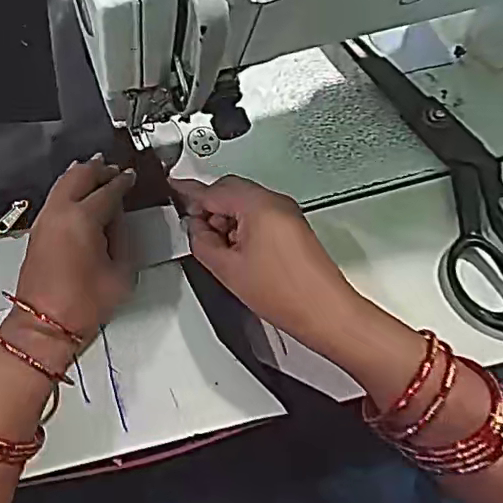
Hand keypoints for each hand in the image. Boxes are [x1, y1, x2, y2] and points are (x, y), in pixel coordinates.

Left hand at [13, 156, 135, 338]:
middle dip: (100, 169)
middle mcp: (59, 213)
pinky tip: (77, 191)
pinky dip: (68, 187)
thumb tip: (120, 220)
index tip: (130, 177)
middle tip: (115, 169)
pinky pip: (55, 196)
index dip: (123, 181)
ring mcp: (44, 219)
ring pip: (63, 182)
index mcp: (82, 218)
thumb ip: (123, 237)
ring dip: (82, 174)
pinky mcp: (37, 229)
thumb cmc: (77, 305)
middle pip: (81, 175)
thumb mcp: (121, 272)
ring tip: (97, 173)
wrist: (44, 323)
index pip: (108, 189)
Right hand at [171, 175, 363, 337]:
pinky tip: (238, 252)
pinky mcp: (293, 226)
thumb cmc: (289, 294)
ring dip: (226, 217)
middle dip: (209, 207)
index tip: (176, 189)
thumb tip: (195, 229)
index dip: (189, 192)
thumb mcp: (226, 268)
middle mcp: (276, 203)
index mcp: (258, 206)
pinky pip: (259, 213)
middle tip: (195, 227)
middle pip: (229, 190)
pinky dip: (242, 225)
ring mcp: (288, 213)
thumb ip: (201, 241)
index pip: (213, 190)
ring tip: (221, 248)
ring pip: (243, 202)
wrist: (326, 313)